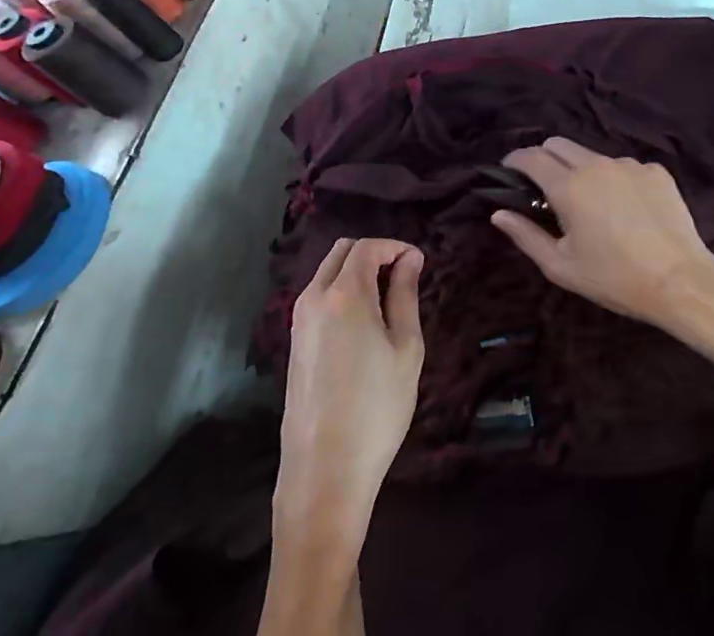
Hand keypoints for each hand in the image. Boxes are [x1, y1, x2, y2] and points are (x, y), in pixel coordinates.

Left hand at [277, 238, 424, 537]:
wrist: (325, 467)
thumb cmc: (377, 406)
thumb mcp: (405, 347)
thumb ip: (405, 295)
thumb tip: (410, 259)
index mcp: (343, 295)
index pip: (367, 248)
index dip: (395, 246)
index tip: (419, 261)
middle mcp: (313, 298)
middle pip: (341, 252)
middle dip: (373, 253)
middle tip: (404, 275)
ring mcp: (298, 321)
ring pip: (326, 273)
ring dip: (356, 272)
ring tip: (389, 300)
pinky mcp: (294, 342)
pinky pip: (318, 298)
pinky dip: (342, 293)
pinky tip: (365, 322)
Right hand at [490, 137, 713, 332]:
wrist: (680, 282)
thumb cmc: (614, 279)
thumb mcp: (561, 266)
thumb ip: (526, 235)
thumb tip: (499, 214)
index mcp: (569, 187)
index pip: (531, 157)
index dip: (514, 160)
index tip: (509, 171)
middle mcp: (597, 165)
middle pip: (559, 145)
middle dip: (544, 158)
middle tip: (543, 187)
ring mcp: (630, 165)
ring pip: (593, 156)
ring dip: (581, 171)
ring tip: (591, 204)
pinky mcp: (656, 171)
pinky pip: (624, 167)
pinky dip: (615, 180)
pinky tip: (625, 209)